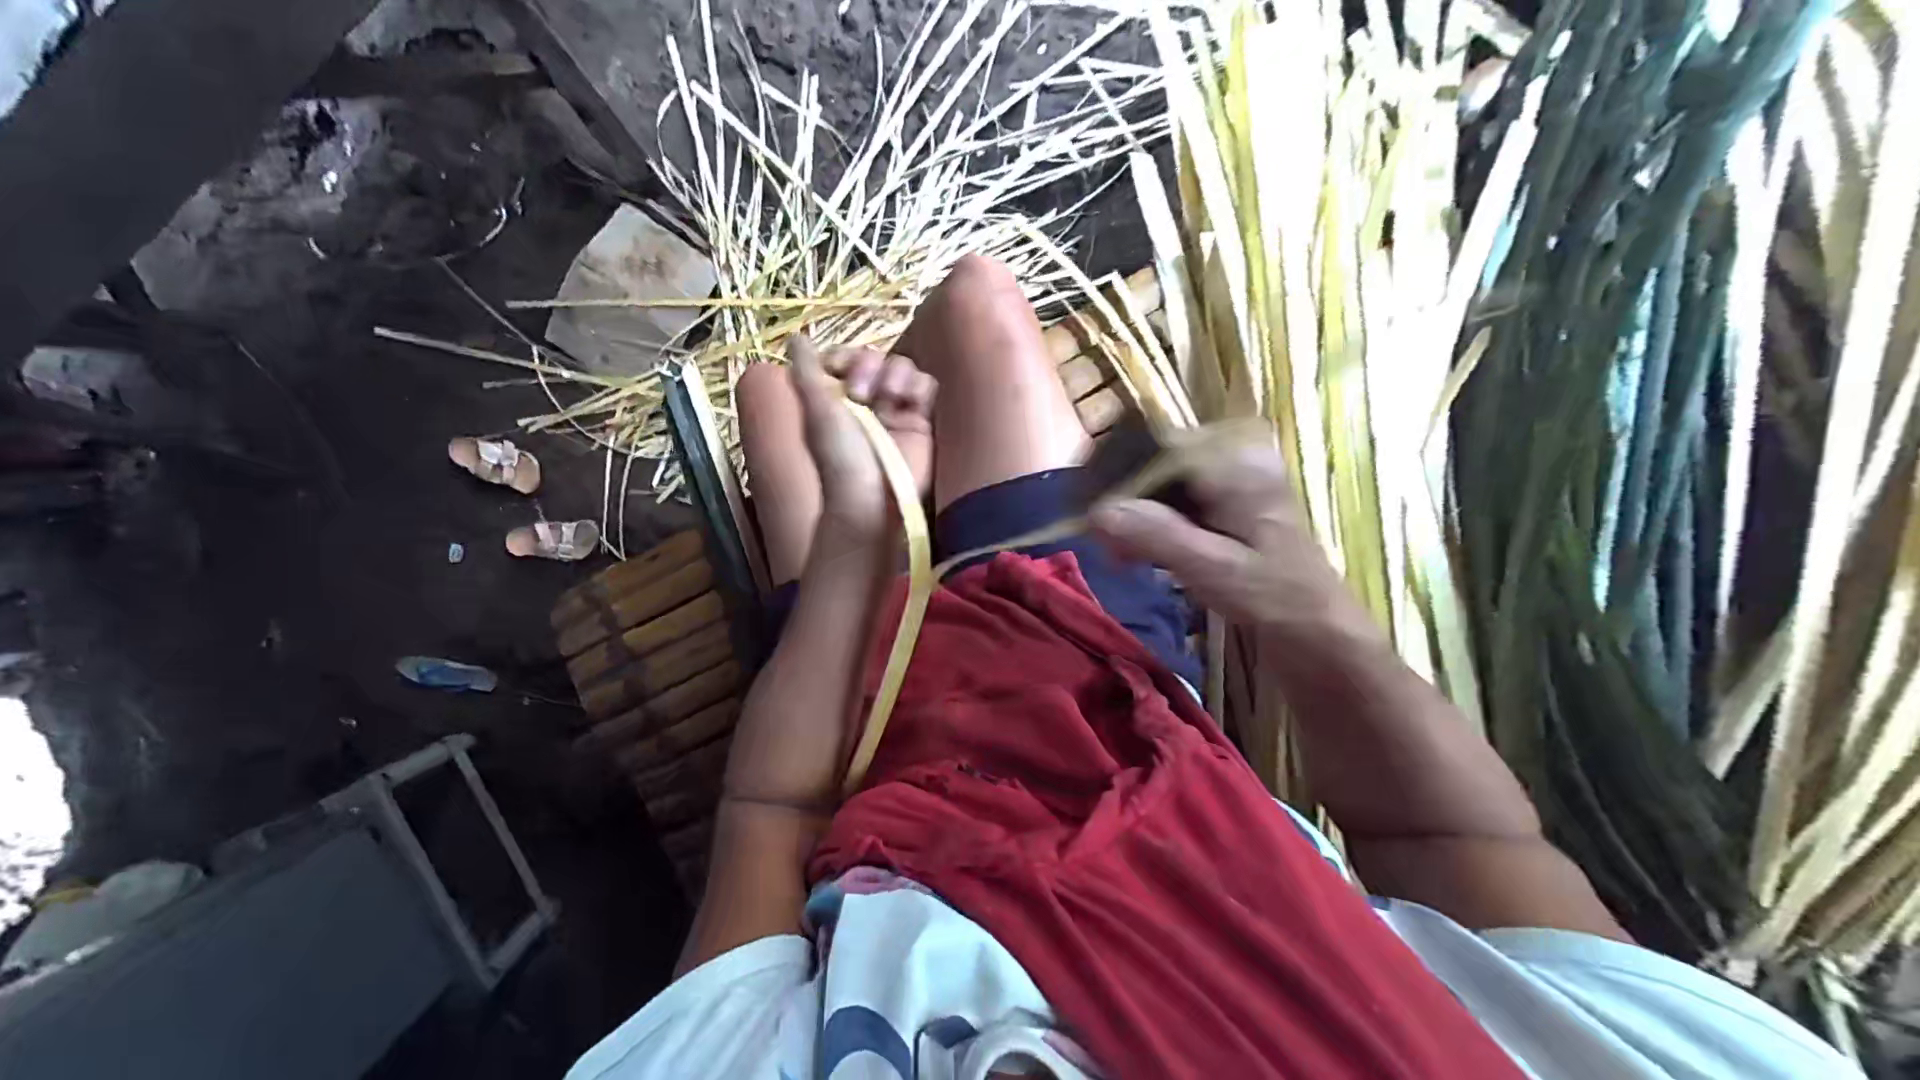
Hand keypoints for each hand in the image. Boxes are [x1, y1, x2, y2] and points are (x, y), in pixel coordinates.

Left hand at [787, 334, 936, 543]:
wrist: (873, 498)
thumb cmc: (839, 456)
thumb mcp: (816, 409)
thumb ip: (807, 369)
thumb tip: (796, 335)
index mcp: (838, 398)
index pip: (846, 358)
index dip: (845, 355)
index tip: (839, 367)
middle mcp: (868, 402)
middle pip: (876, 358)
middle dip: (869, 364)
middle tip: (861, 391)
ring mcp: (897, 411)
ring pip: (903, 368)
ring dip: (895, 372)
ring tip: (889, 395)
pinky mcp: (923, 422)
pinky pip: (926, 387)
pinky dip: (918, 385)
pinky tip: (908, 399)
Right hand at [1088, 435, 1380, 649]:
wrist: (1316, 629)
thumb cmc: (1274, 597)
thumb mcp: (1212, 568)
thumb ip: (1157, 536)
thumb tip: (1098, 512)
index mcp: (1237, 466)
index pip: (1160, 443)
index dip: (1116, 466)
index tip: (1085, 500)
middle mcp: (1232, 461)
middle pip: (1156, 461)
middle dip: (1120, 496)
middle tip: (1096, 535)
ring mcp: (1227, 482)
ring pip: (1159, 483)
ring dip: (1130, 513)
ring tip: (1112, 551)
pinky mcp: (1222, 506)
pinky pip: (1171, 501)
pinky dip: (1148, 524)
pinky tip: (1132, 553)